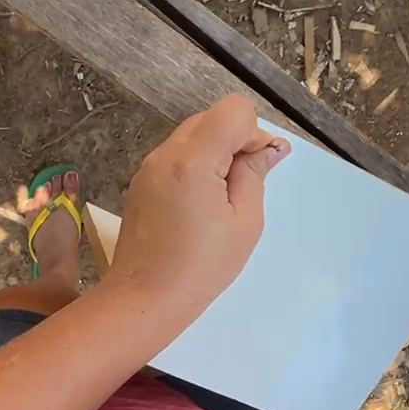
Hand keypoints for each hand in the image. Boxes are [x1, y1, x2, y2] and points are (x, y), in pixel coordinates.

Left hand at [103, 94, 289, 323]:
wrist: (144, 299)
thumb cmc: (200, 268)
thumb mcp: (244, 223)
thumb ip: (255, 175)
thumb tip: (268, 148)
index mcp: (191, 160)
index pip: (233, 110)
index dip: (252, 134)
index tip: (256, 169)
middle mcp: (164, 155)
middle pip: (210, 119)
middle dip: (234, 142)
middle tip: (242, 188)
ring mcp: (147, 169)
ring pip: (192, 138)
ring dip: (214, 157)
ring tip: (219, 203)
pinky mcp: (140, 185)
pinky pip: (175, 160)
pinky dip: (193, 170)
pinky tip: (198, 209)